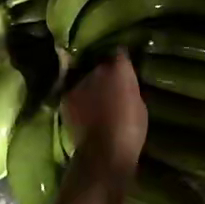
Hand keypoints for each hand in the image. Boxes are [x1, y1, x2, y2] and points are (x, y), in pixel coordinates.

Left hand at [62, 50, 145, 194]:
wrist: (104, 151)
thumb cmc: (131, 128)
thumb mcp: (139, 104)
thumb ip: (130, 88)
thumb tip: (125, 85)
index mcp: (120, 69)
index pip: (120, 52)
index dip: (122, 59)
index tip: (124, 66)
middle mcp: (97, 69)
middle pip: (101, 65)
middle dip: (105, 73)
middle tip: (111, 87)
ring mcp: (79, 83)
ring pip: (86, 79)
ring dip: (91, 86)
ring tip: (95, 100)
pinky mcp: (65, 98)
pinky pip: (74, 93)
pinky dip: (79, 99)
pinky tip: (84, 112)